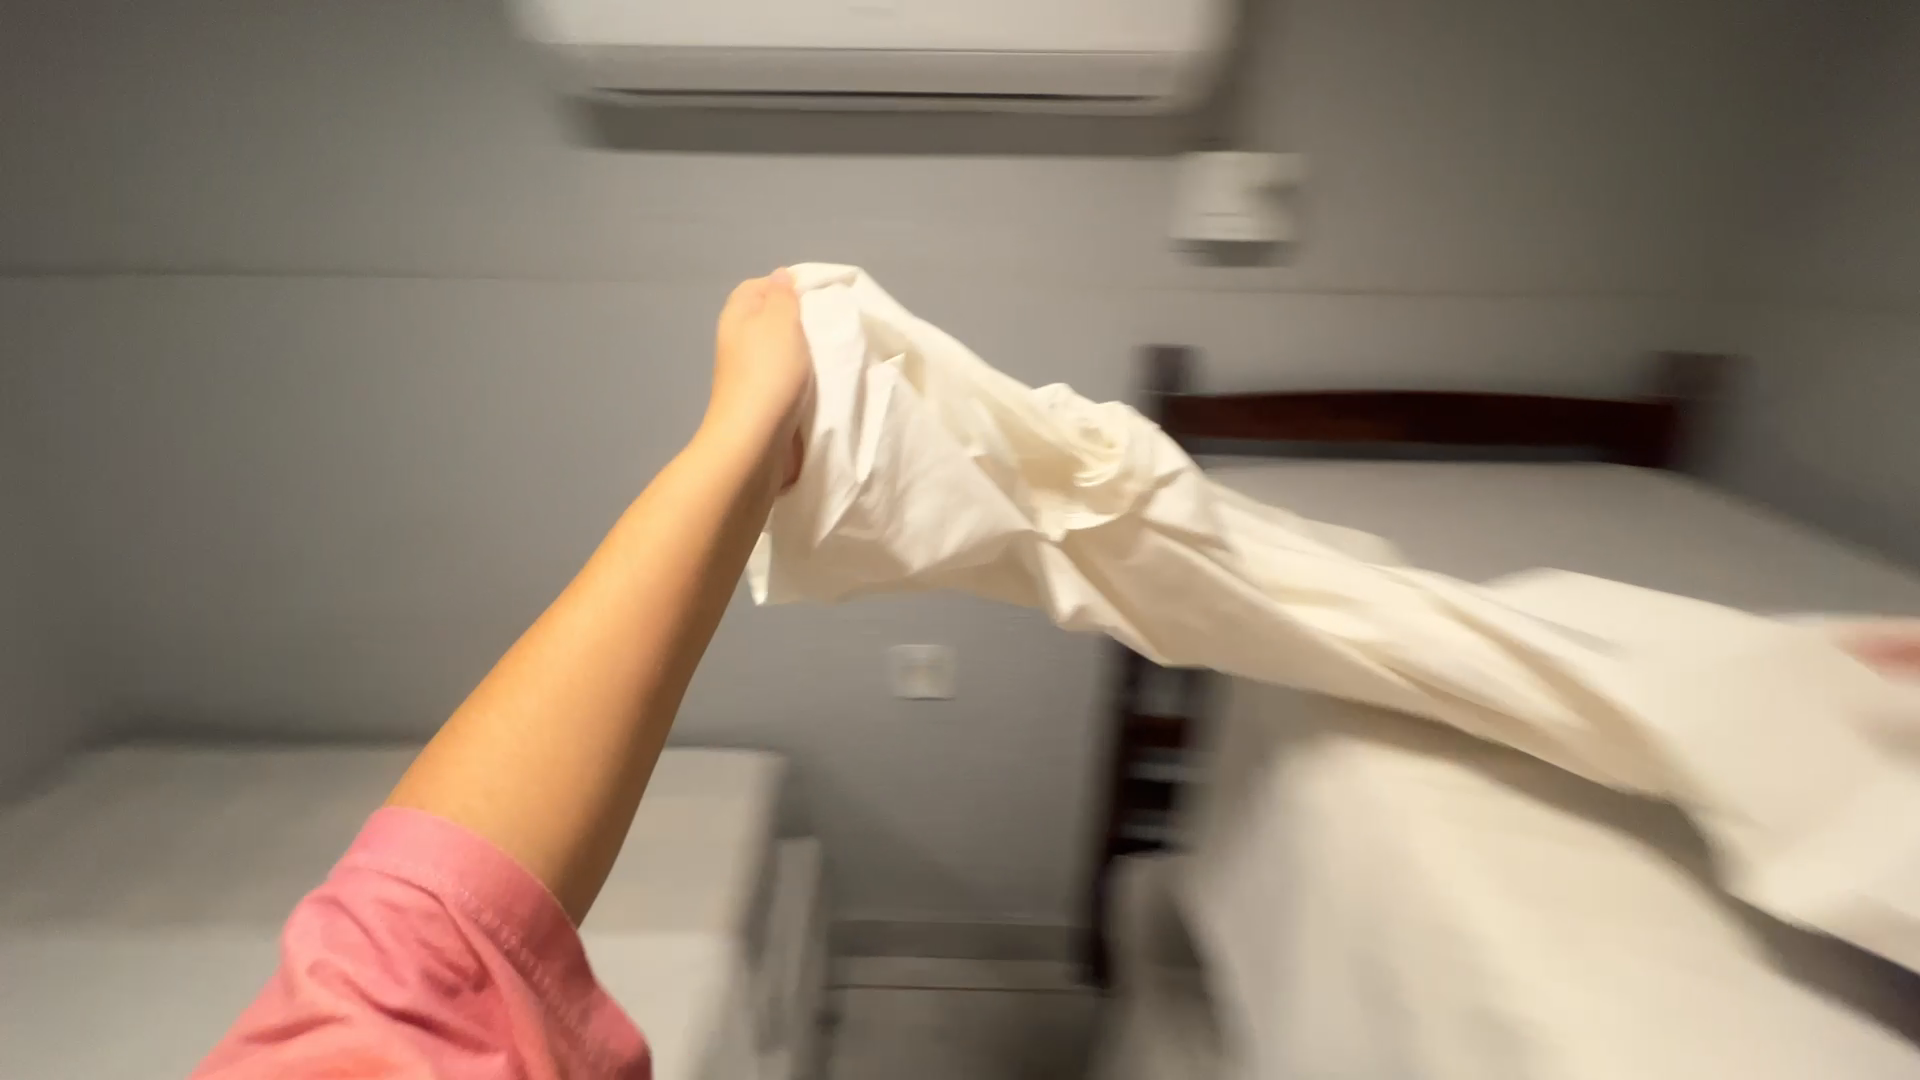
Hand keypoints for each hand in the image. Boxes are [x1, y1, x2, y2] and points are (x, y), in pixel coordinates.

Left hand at [706, 269, 814, 491]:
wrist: (756, 440)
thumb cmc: (769, 373)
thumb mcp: (780, 320)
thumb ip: (783, 296)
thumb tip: (780, 276)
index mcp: (737, 316)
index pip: (760, 287)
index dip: (788, 287)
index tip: (820, 298)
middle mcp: (739, 343)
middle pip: (772, 321)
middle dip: (801, 323)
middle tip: (832, 326)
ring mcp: (750, 375)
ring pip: (782, 354)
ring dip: (806, 355)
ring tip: (833, 355)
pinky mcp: (763, 403)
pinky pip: (788, 382)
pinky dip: (805, 381)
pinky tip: (824, 385)